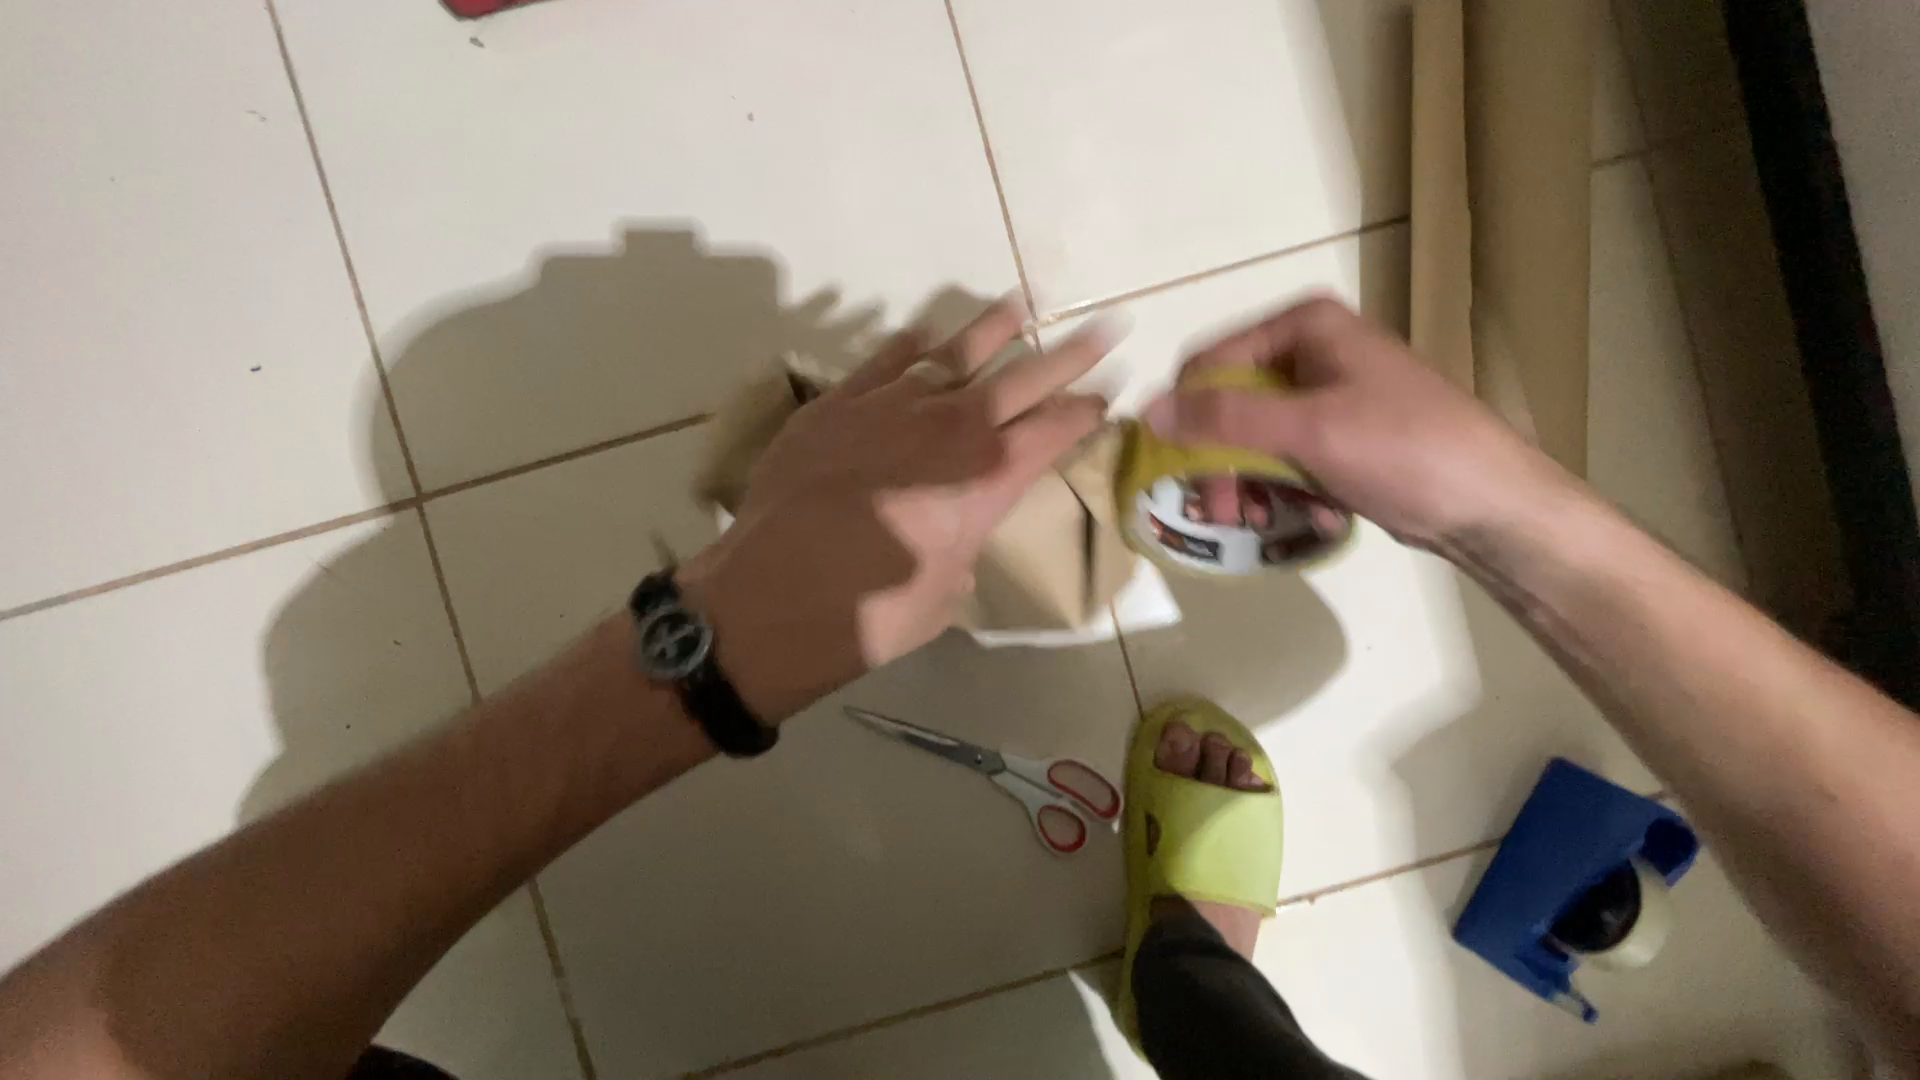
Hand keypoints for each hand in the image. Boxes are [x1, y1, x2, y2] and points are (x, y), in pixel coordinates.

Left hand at [681, 300, 1114, 720]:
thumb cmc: (872, 614)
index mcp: (985, 481)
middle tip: (1105, 328)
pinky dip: (910, 345)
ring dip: (994, 329)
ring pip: (955, 355)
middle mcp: (948, 431)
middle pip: (1021, 381)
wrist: (775, 595)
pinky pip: (884, 361)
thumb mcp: (942, 594)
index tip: (1107, 396)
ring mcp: (890, 409)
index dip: (1085, 413)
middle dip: (1068, 356)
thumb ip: (958, 557)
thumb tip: (953, 550)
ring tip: (1024, 304)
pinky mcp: (838, 404)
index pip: (1052, 433)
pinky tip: (927, 334)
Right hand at [1141, 297, 1571, 549]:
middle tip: (1227, 511)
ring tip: (1267, 520)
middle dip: (1223, 463)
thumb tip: (1147, 410)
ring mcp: (1321, 394)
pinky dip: (1285, 491)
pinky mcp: (1333, 434)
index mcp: (1302, 327)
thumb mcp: (1308, 429)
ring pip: (1248, 439)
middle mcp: (1306, 351)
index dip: (1188, 418)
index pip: (1208, 365)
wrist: (1489, 504)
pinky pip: (1280, 458)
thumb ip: (1224, 418)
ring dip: (1252, 485)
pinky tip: (1314, 515)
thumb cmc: (1404, 449)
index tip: (1187, 473)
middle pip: (1226, 406)